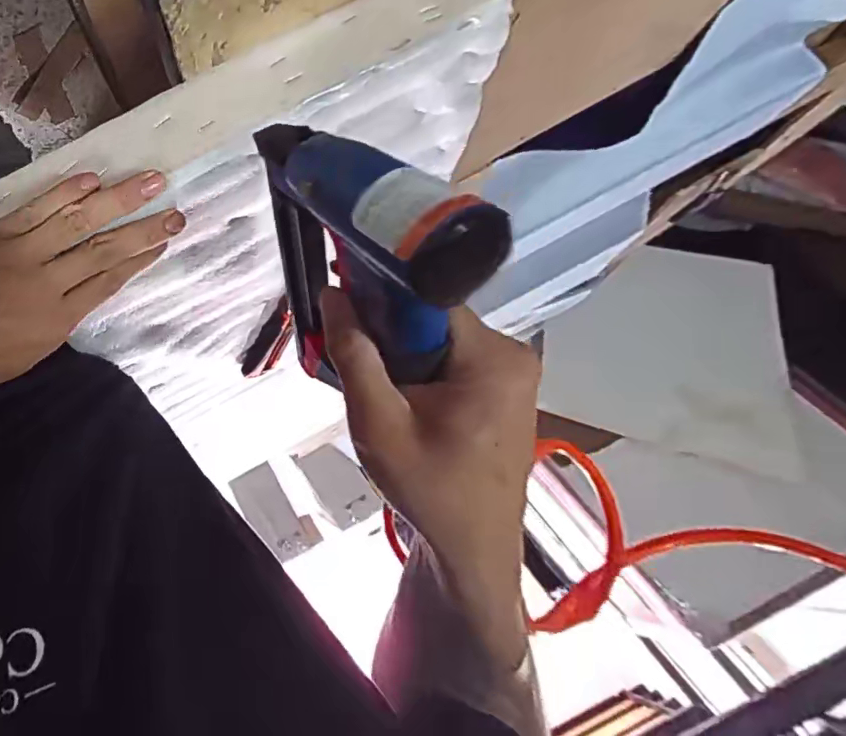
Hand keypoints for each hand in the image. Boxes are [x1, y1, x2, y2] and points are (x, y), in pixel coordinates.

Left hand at [0, 170, 182, 413]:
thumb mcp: (22, 354)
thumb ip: (54, 320)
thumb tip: (77, 291)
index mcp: (56, 322)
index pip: (109, 281)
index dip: (140, 259)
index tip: (164, 241)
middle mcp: (47, 285)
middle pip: (105, 250)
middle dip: (144, 228)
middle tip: (177, 210)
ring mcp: (18, 256)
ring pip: (79, 222)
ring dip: (118, 200)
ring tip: (149, 180)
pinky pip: (36, 210)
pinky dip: (66, 193)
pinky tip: (92, 179)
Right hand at [321, 290, 540, 655]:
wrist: (472, 552)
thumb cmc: (430, 490)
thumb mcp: (379, 423)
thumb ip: (354, 355)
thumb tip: (333, 294)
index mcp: (492, 356)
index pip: (427, 295)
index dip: (381, 295)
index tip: (344, 304)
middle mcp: (512, 353)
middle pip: (431, 314)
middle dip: (387, 332)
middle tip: (353, 358)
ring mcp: (511, 371)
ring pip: (437, 335)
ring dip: (400, 352)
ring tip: (376, 387)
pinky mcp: (503, 387)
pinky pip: (450, 356)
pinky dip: (419, 367)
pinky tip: (399, 397)